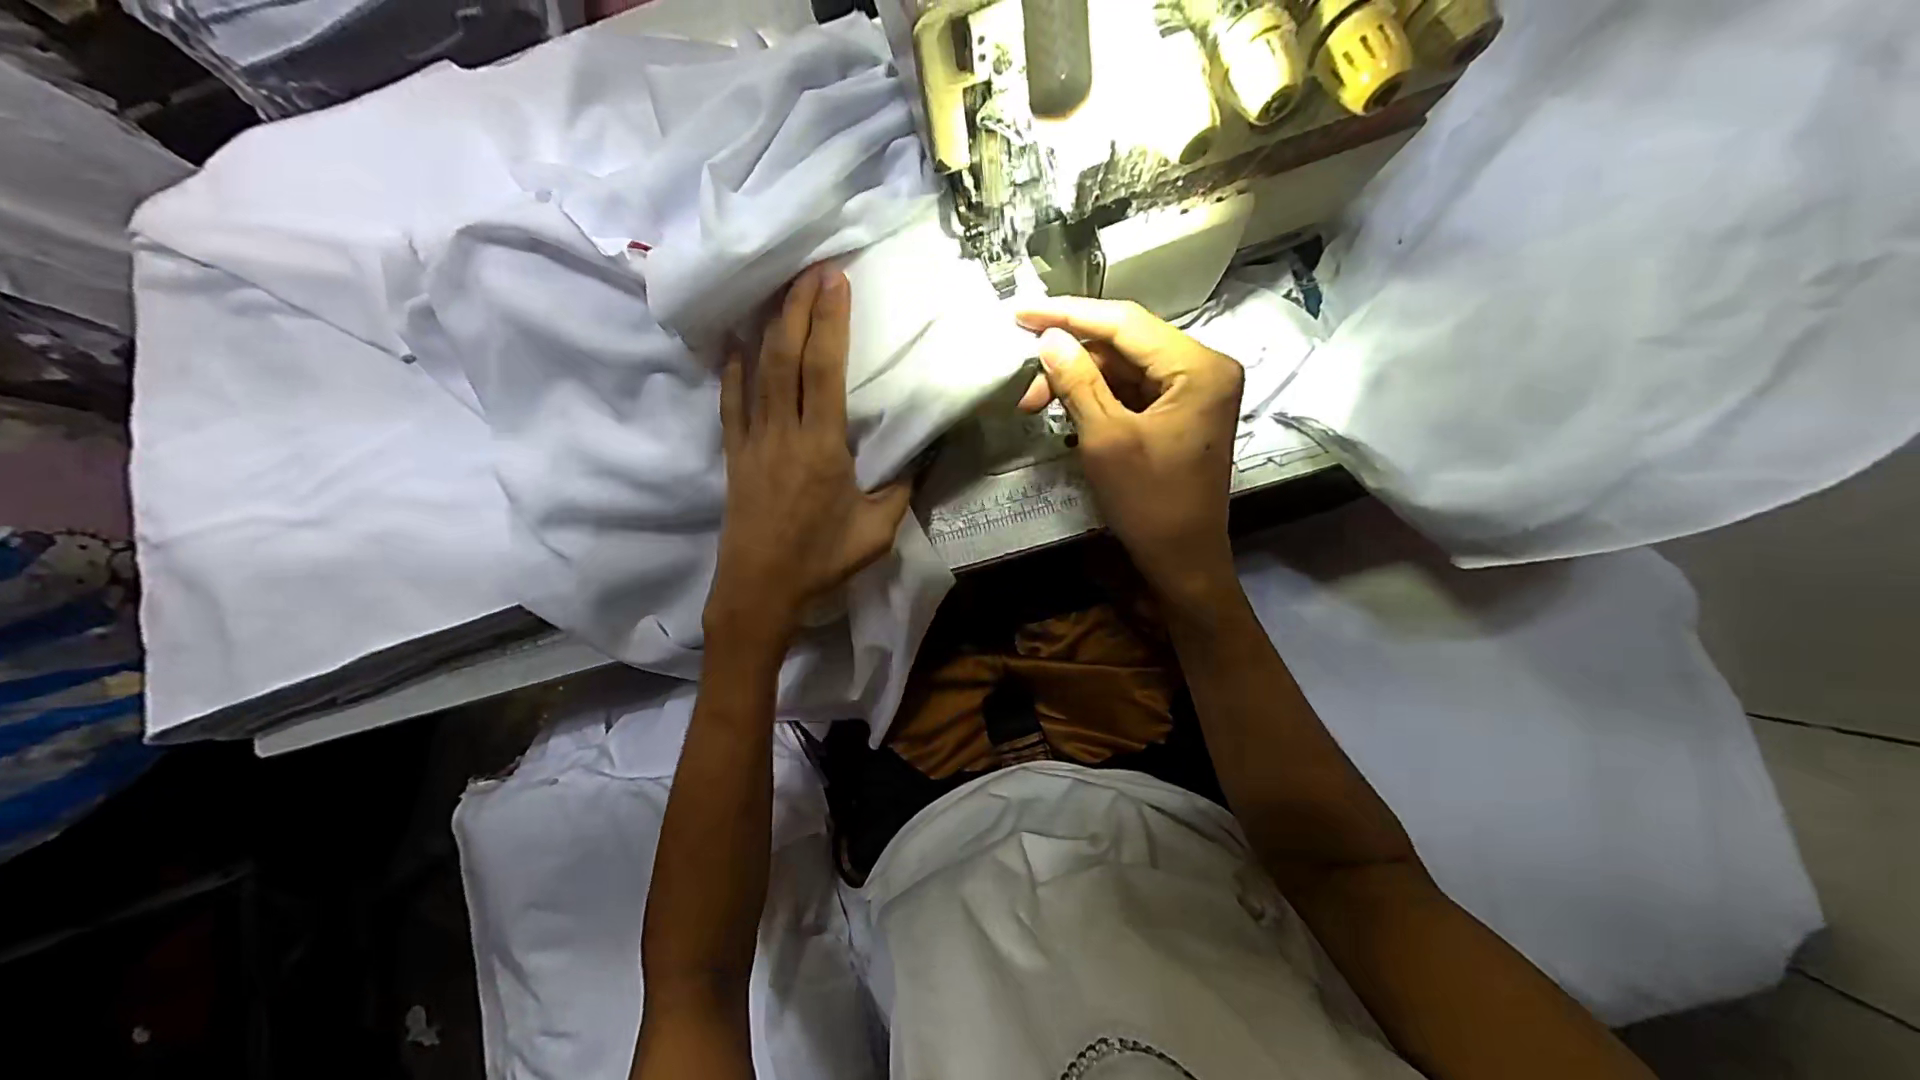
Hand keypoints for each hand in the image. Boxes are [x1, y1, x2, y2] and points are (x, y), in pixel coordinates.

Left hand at [706, 266, 911, 647]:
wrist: (759, 590)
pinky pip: (729, 401)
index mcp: (821, 447)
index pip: (823, 370)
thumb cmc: (821, 560)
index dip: (830, 322)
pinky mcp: (733, 453)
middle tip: (813, 270)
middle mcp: (782, 432)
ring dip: (769, 325)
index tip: (836, 282)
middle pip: (786, 355)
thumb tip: (922, 452)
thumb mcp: (878, 531)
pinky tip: (736, 342)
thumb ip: (902, 488)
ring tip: (782, 291)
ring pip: (756, 370)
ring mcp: (751, 440)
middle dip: (799, 307)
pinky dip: (732, 367)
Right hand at [1016, 297, 1243, 607]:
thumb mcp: (1105, 438)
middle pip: (1126, 343)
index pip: (1125, 322)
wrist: (1183, 561)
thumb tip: (1048, 338)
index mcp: (1198, 367)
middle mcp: (1205, 368)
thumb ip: (1077, 380)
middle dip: (1072, 357)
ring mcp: (1196, 390)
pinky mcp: (1182, 412)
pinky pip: (1134, 389)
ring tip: (1037, 402)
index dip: (1069, 315)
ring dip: (1081, 379)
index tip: (1021, 312)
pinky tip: (1066, 407)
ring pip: (1126, 366)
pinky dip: (1099, 396)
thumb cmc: (1149, 503)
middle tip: (1025, 376)